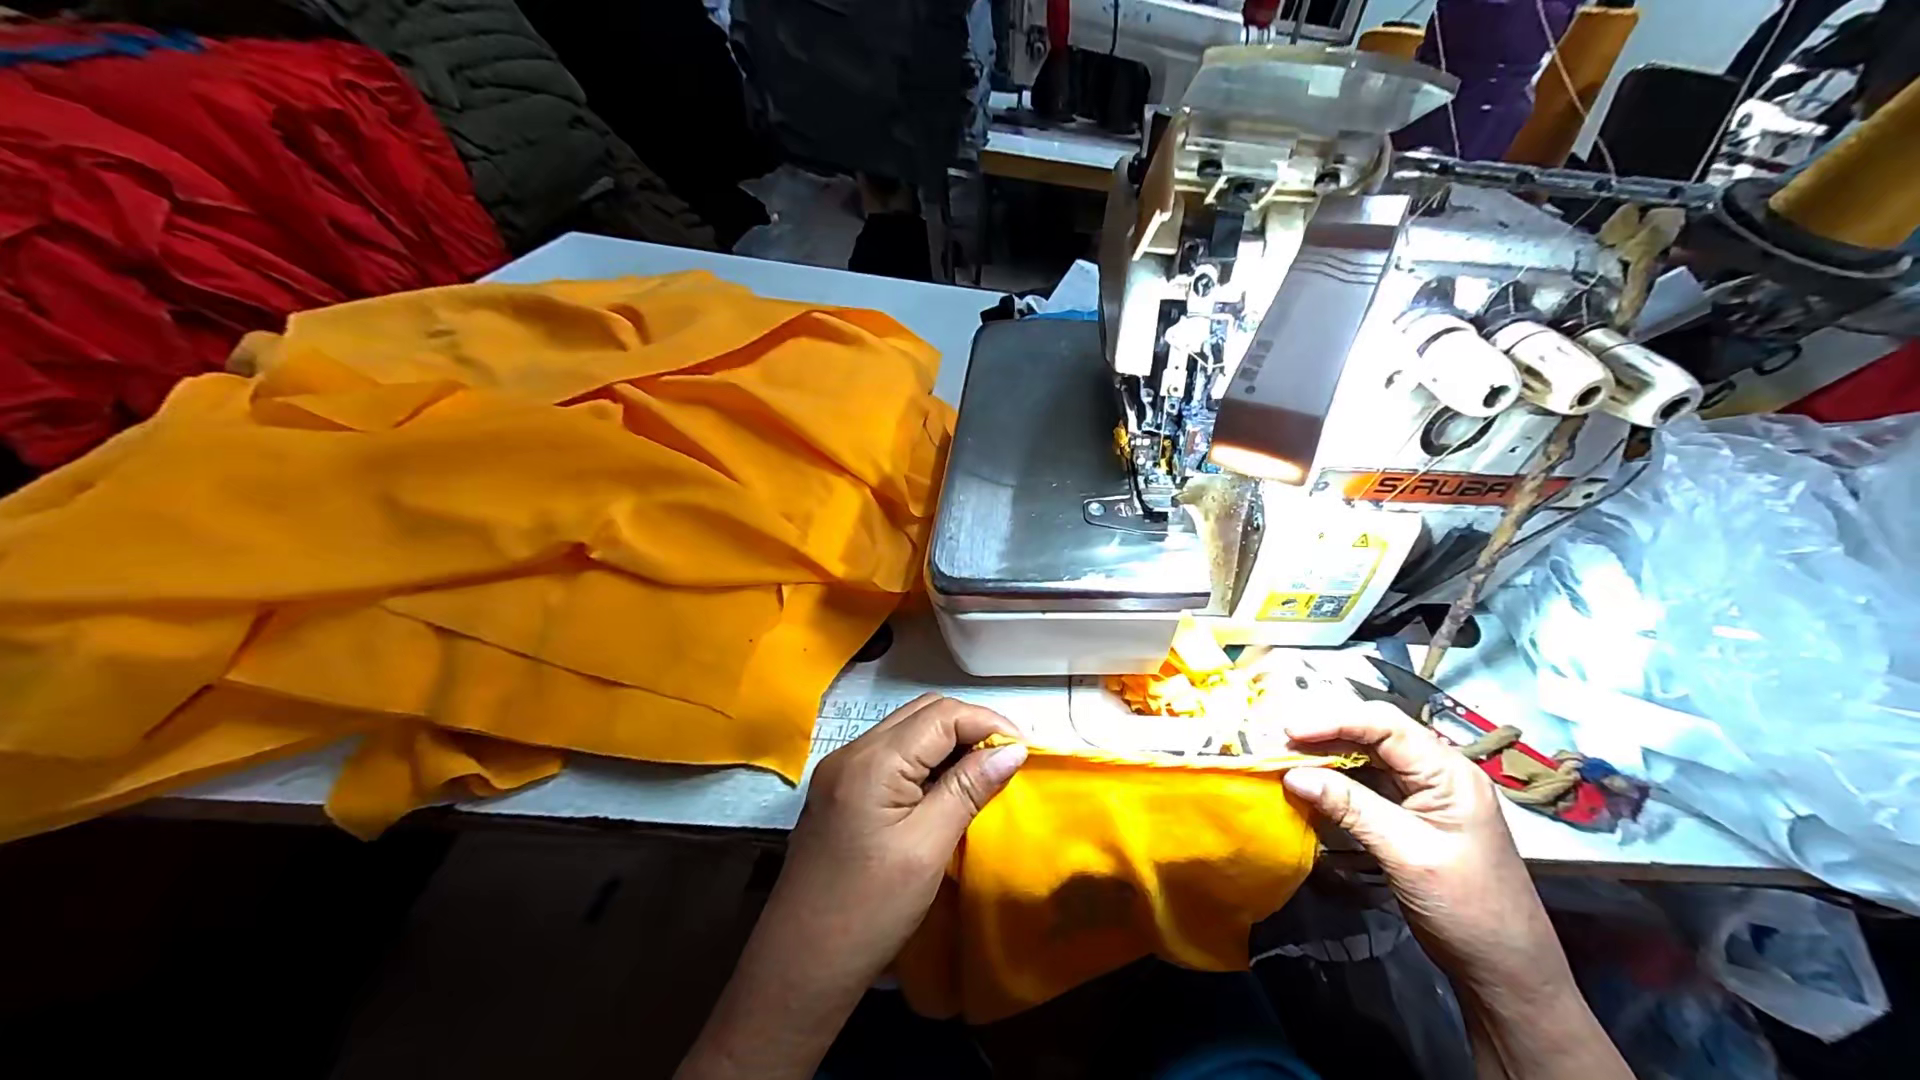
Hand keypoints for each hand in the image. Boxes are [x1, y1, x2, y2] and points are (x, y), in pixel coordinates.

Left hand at [779, 693, 1028, 974]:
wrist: (800, 966)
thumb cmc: (868, 912)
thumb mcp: (927, 849)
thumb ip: (968, 790)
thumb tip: (1013, 750)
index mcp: (871, 762)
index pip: (940, 715)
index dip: (987, 722)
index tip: (1024, 750)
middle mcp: (852, 751)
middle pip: (923, 712)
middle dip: (970, 726)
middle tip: (1007, 758)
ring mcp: (841, 769)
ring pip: (907, 729)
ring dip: (949, 741)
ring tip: (985, 771)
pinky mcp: (840, 788)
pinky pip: (892, 753)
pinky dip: (926, 758)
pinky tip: (947, 785)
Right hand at [1283, 702, 1630, 1079]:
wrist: (1508, 973)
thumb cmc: (1468, 911)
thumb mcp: (1407, 855)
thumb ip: (1351, 807)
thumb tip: (1292, 775)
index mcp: (1450, 774)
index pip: (1385, 725)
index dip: (1334, 720)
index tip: (1290, 731)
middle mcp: (1438, 773)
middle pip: (1373, 733)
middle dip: (1324, 732)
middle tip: (1279, 743)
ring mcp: (1424, 792)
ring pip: (1365, 755)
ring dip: (1325, 754)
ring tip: (1284, 759)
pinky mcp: (1410, 812)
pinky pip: (1366, 780)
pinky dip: (1334, 778)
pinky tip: (1309, 782)